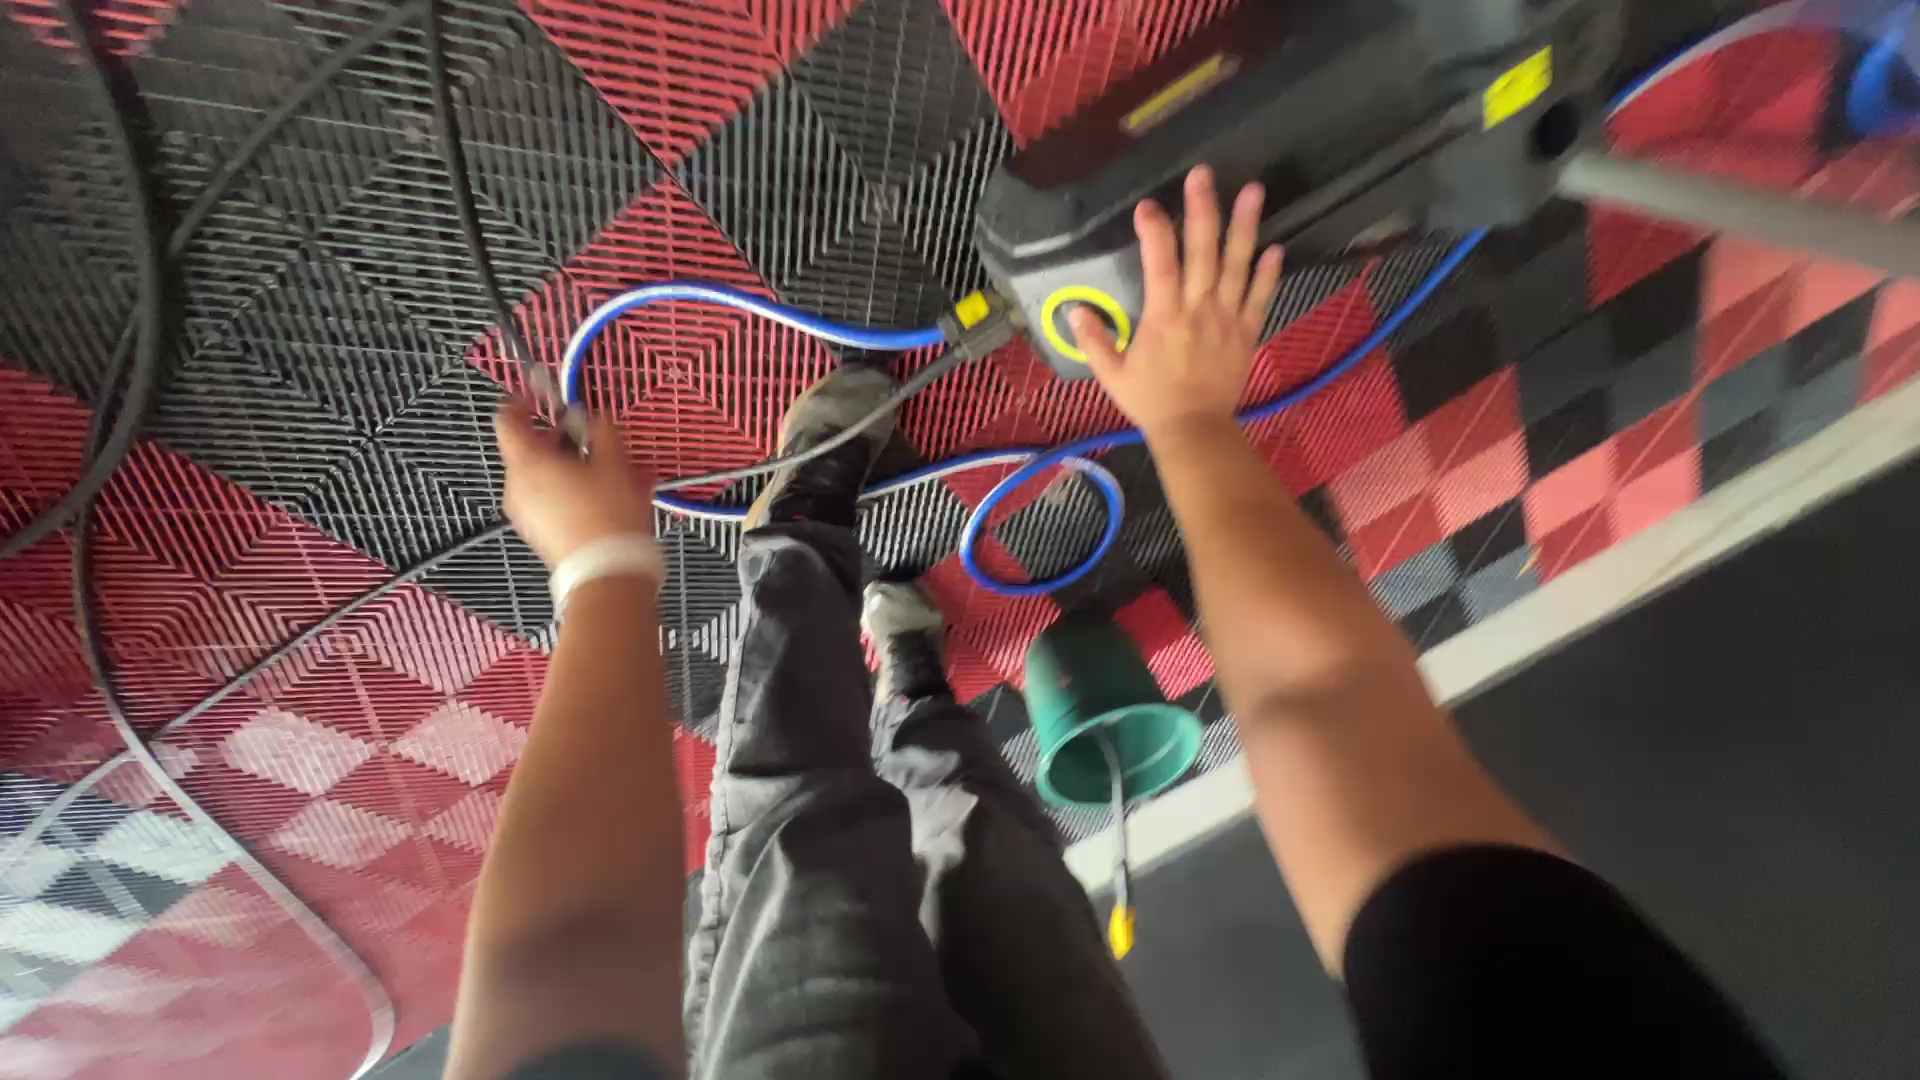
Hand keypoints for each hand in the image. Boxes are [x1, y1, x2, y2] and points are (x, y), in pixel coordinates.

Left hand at [494, 399, 655, 569]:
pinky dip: (572, 491)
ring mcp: (527, 513)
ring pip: (544, 477)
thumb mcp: (616, 465)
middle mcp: (518, 487)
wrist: (608, 572)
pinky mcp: (540, 532)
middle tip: (588, 436)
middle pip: (530, 450)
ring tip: (608, 471)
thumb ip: (603, 432)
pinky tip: (605, 496)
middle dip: (560, 439)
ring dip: (571, 467)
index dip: (522, 400)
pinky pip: (552, 500)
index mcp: (529, 463)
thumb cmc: (609, 519)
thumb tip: (598, 417)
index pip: (507, 419)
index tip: (536, 394)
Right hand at [1072, 165, 1283, 440]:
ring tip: (1254, 191)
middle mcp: (1198, 310)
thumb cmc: (1150, 401)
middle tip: (1204, 174)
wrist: (1193, 430)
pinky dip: (1269, 273)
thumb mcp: (1111, 375)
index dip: (1154, 231)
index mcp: (1163, 317)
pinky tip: (1274, 246)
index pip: (1159, 264)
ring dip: (1245, 227)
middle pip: (1203, 252)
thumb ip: (1094, 340)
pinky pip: (1261, 297)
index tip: (1147, 206)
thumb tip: (1074, 311)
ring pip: (1238, 265)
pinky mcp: (1247, 333)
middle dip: (1203, 209)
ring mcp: (1227, 319)